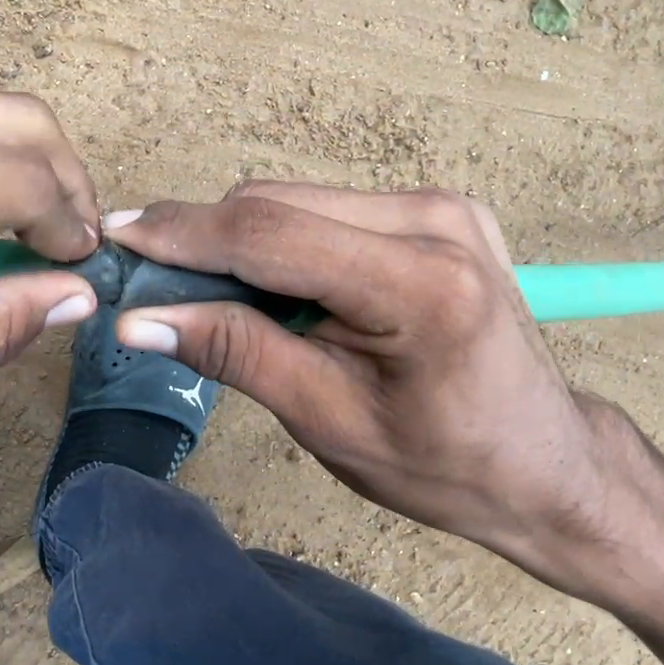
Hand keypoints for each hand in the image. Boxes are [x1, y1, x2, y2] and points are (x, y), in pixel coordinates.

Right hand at [103, 182, 624, 581]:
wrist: (550, 464)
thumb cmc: (443, 465)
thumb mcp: (327, 422)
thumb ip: (233, 353)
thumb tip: (136, 320)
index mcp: (421, 285)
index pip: (268, 234)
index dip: (180, 235)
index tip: (114, 239)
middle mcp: (434, 219)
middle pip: (272, 204)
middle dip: (199, 239)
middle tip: (147, 285)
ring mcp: (439, 205)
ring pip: (287, 199)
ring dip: (232, 240)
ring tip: (206, 295)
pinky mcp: (431, 208)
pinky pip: (316, 208)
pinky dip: (271, 240)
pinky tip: (266, 285)